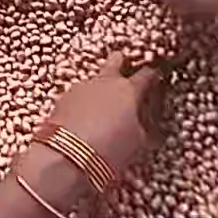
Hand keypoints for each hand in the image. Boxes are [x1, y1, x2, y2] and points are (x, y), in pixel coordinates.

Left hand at [42, 52, 159, 182]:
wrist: (65, 156)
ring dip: (100, 88)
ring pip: (94, 79)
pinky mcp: (61, 99)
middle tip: (127, 71)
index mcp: (128, 90)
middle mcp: (103, 82)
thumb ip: (141, 126)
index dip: (153, 75)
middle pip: (116, 61)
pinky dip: (84, 102)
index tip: (156, 76)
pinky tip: (85, 117)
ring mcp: (80, 88)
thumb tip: (140, 123)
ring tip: (105, 106)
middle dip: (122, 63)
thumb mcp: (138, 143)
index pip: (146, 75)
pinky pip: (78, 95)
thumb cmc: (107, 149)